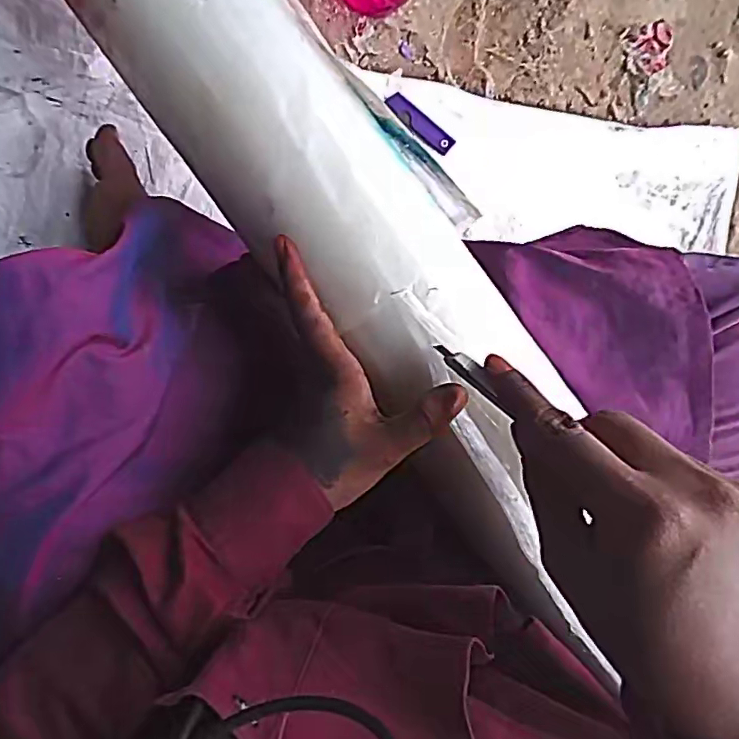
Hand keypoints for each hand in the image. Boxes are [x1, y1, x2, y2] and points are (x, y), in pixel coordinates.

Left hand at [275, 236, 466, 510]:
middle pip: (298, 312)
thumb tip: (455, 393)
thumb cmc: (333, 468)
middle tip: (287, 244)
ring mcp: (305, 379)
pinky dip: (310, 327)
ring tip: (307, 271)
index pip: (310, 314)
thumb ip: (420, 420)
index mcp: (332, 370)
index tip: (283, 243)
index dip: (296, 277)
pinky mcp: (306, 394)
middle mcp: (313, 367)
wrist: (291, 495)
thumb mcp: (384, 447)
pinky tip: (328, 327)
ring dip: (299, 299)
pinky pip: (308, 349)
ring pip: (300, 329)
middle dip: (291, 278)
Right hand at [484, 356, 738, 738]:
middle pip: (612, 424)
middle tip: (569, 481)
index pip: (567, 438)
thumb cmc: (635, 640)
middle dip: (578, 439)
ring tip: (630, 525)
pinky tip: (674, 535)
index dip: (526, 400)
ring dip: (623, 466)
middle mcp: (700, 492)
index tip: (499, 367)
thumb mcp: (569, 571)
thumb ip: (549, 495)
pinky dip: (663, 486)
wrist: (737, 694)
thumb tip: (535, 439)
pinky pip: (690, 469)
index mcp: (644, 518)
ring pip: (651, 446)